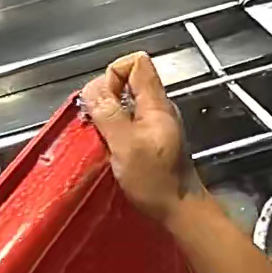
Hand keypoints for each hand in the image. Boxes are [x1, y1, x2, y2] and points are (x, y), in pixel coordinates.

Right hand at [79, 52, 202, 225]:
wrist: (179, 210)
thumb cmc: (155, 180)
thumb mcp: (126, 146)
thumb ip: (109, 115)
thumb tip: (92, 88)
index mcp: (156, 104)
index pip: (137, 62)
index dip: (114, 73)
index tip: (102, 99)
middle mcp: (158, 108)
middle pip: (129, 81)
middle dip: (106, 95)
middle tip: (96, 122)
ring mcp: (156, 124)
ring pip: (127, 102)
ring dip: (108, 114)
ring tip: (101, 136)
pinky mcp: (152, 139)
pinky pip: (129, 121)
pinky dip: (115, 128)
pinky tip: (110, 147)